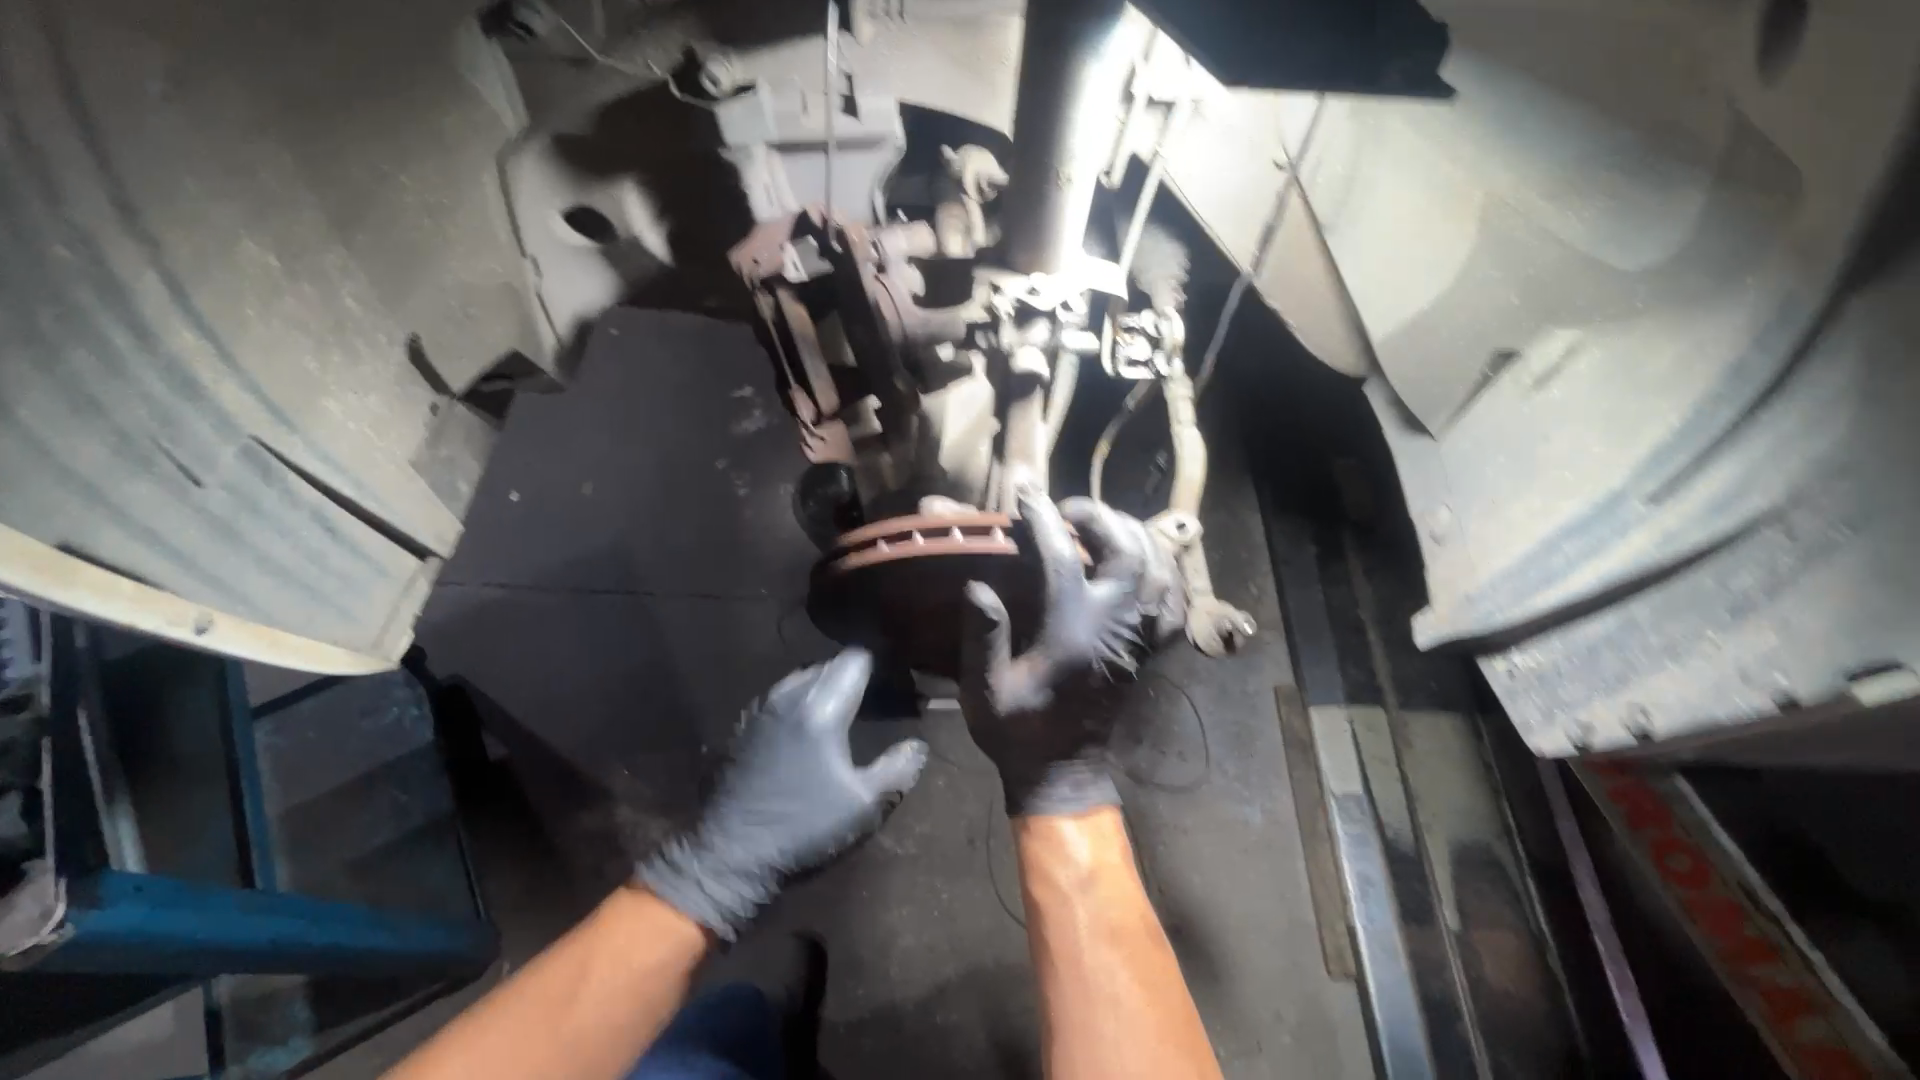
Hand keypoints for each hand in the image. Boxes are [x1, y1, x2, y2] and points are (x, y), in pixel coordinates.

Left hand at [636, 649, 928, 939]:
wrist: (728, 855)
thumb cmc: (803, 828)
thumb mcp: (863, 805)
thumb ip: (898, 769)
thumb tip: (918, 745)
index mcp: (821, 708)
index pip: (853, 660)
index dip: (875, 666)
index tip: (890, 682)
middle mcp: (787, 697)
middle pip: (825, 665)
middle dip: (848, 676)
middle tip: (869, 700)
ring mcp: (759, 711)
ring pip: (798, 680)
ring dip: (819, 689)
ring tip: (837, 714)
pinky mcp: (740, 729)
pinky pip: (776, 699)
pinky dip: (795, 705)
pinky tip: (801, 733)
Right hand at [959, 491, 1170, 816]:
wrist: (1063, 773)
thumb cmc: (1018, 731)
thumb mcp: (984, 691)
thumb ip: (983, 638)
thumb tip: (979, 586)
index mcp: (1072, 631)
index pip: (1061, 557)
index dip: (1041, 518)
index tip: (1024, 494)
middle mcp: (1114, 627)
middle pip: (1127, 551)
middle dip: (1100, 517)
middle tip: (1068, 511)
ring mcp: (1139, 638)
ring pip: (1159, 569)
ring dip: (1134, 535)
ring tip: (1103, 525)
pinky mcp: (1150, 650)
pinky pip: (1174, 600)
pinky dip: (1163, 571)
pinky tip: (1142, 561)